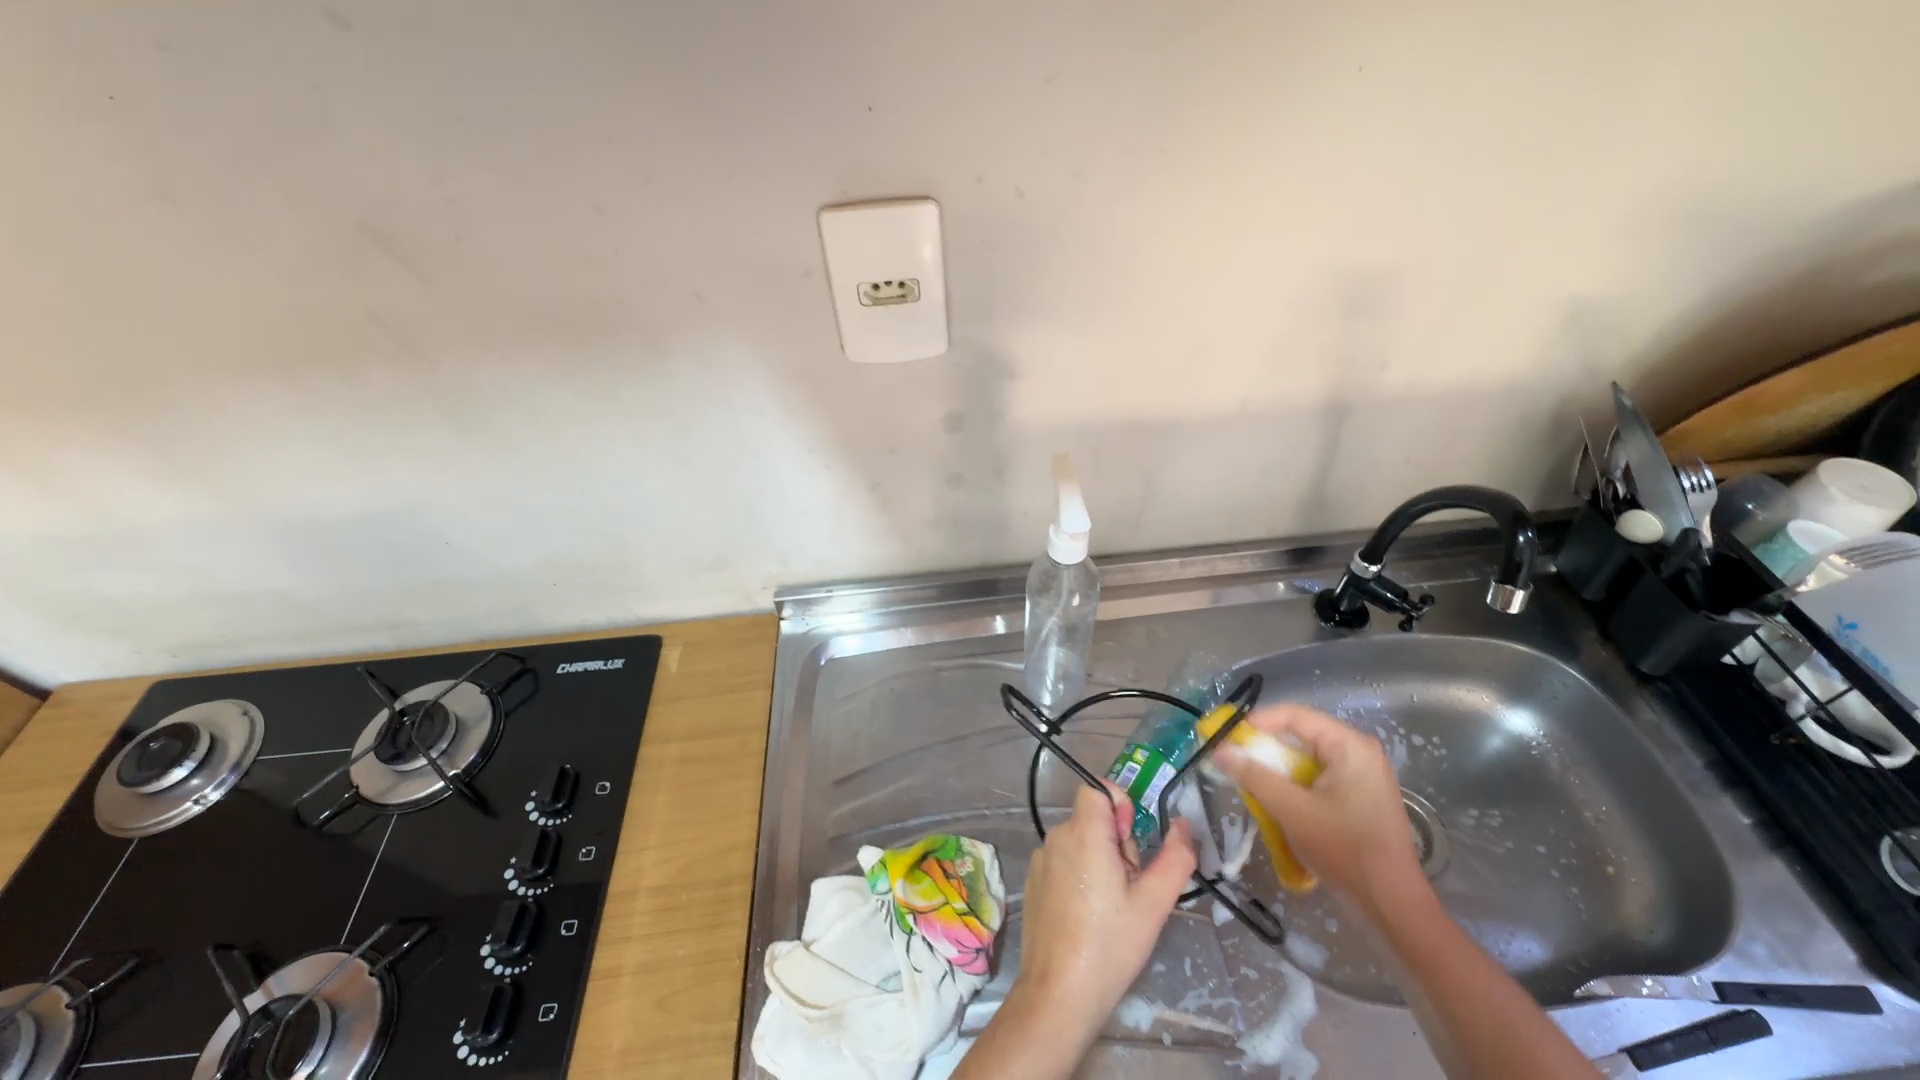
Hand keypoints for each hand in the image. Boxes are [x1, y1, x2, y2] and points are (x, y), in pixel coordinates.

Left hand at [1016, 783, 1196, 1030]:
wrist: (1059, 992)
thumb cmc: (1111, 943)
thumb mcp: (1155, 902)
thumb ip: (1175, 856)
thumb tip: (1182, 824)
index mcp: (1083, 832)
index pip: (1098, 788)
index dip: (1120, 806)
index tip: (1133, 843)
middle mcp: (1056, 838)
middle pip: (1092, 818)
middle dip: (1116, 842)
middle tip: (1130, 886)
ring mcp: (1040, 861)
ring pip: (1079, 842)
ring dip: (1099, 861)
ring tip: (1112, 907)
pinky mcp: (1033, 884)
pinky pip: (1063, 863)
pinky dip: (1079, 877)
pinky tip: (1089, 917)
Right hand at [1213, 704, 1422, 913]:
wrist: (1390, 901)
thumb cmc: (1344, 849)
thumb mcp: (1292, 810)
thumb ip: (1255, 776)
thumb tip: (1221, 750)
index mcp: (1350, 746)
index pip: (1296, 716)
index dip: (1258, 722)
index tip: (1227, 735)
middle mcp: (1359, 753)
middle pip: (1302, 736)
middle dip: (1266, 748)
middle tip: (1235, 761)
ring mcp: (1363, 776)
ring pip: (1308, 760)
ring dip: (1278, 770)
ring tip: (1251, 784)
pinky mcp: (1360, 798)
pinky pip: (1319, 779)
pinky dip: (1295, 786)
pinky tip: (1278, 804)